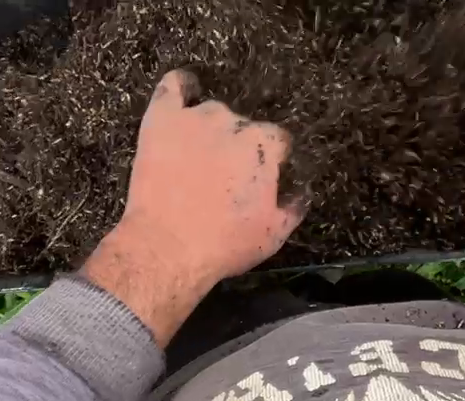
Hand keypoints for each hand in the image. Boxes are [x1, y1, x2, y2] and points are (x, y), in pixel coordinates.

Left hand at [82, 70, 303, 344]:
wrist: (169, 247)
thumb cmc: (225, 246)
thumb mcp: (272, 236)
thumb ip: (294, 208)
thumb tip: (302, 192)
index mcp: (264, 147)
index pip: (278, 141)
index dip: (272, 162)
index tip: (262, 180)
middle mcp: (234, 122)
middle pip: (245, 128)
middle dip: (240, 151)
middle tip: (227, 181)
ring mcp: (196, 117)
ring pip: (213, 113)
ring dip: (213, 130)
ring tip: (201, 159)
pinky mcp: (162, 118)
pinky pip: (174, 87)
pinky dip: (182, 88)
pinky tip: (186, 93)